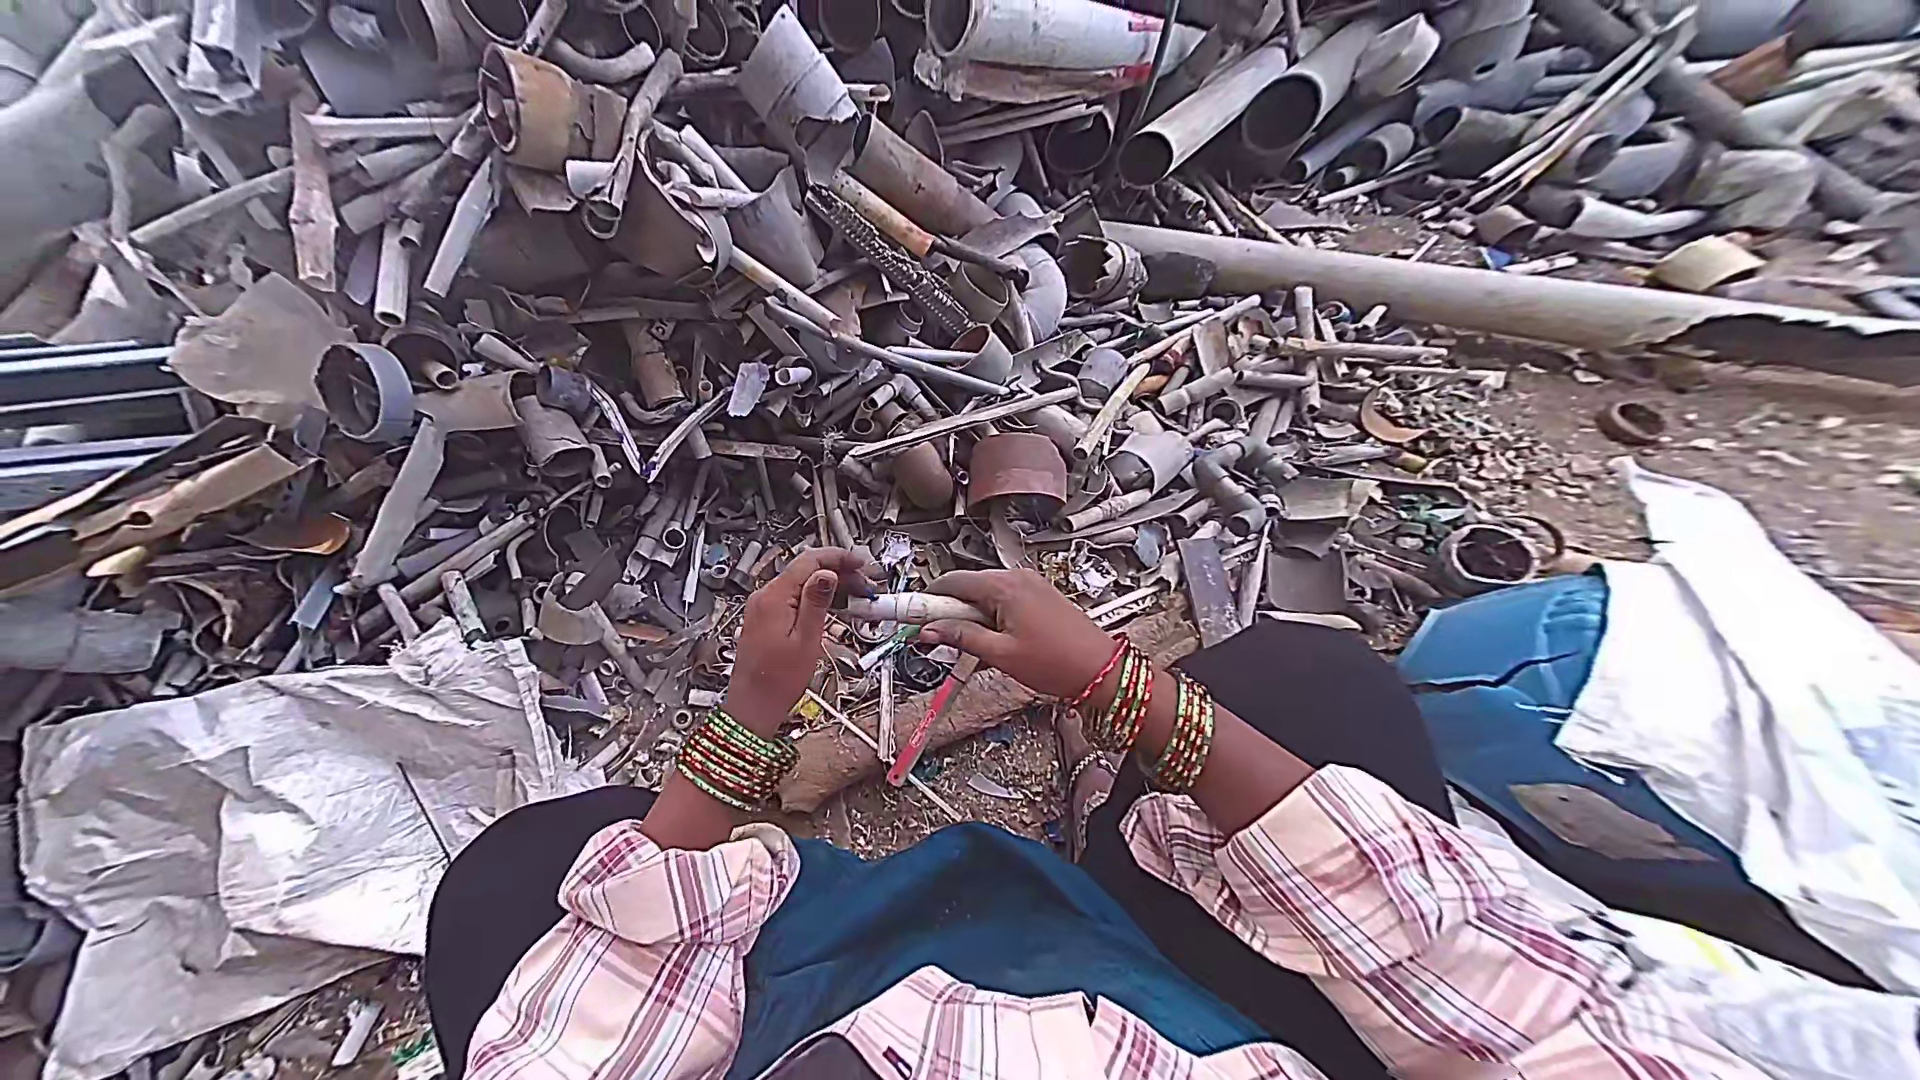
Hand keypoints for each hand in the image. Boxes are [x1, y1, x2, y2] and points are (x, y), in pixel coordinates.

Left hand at [724, 548, 876, 734]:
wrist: (753, 706)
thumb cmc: (777, 681)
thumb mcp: (806, 640)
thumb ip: (816, 602)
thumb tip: (827, 573)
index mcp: (773, 598)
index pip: (809, 561)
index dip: (838, 558)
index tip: (859, 562)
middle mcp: (764, 598)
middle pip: (806, 571)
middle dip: (838, 572)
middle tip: (864, 585)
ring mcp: (763, 608)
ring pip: (802, 584)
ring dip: (830, 586)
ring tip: (855, 597)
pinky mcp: (766, 618)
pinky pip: (795, 598)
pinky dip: (817, 598)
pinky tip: (834, 607)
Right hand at [916, 570, 1116, 698]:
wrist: (1101, 670)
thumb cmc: (1058, 662)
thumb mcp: (1000, 654)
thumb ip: (961, 638)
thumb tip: (930, 631)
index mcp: (1006, 586)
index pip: (952, 582)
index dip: (926, 599)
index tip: (908, 613)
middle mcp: (1017, 577)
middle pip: (967, 587)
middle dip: (950, 613)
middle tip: (939, 640)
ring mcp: (1030, 584)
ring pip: (984, 596)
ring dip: (971, 619)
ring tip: (977, 649)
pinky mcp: (1038, 596)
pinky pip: (1002, 601)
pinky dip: (990, 619)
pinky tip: (994, 643)